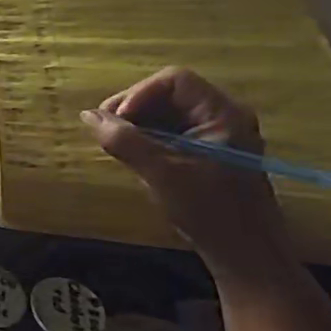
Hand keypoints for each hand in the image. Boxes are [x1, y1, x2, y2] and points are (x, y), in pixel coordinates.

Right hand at [80, 67, 288, 261]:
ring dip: (133, 123)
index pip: (173, 80)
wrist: (242, 249)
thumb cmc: (209, 209)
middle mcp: (221, 116)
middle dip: (131, 107)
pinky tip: (132, 155)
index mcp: (223, 115)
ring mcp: (213, 133)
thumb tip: (88, 115)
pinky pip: (165, 128)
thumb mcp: (161, 173)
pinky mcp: (202, 149)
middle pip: (165, 92)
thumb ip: (124, 140)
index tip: (119, 122)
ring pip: (161, 110)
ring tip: (116, 146)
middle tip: (108, 133)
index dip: (139, 95)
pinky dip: (142, 136)